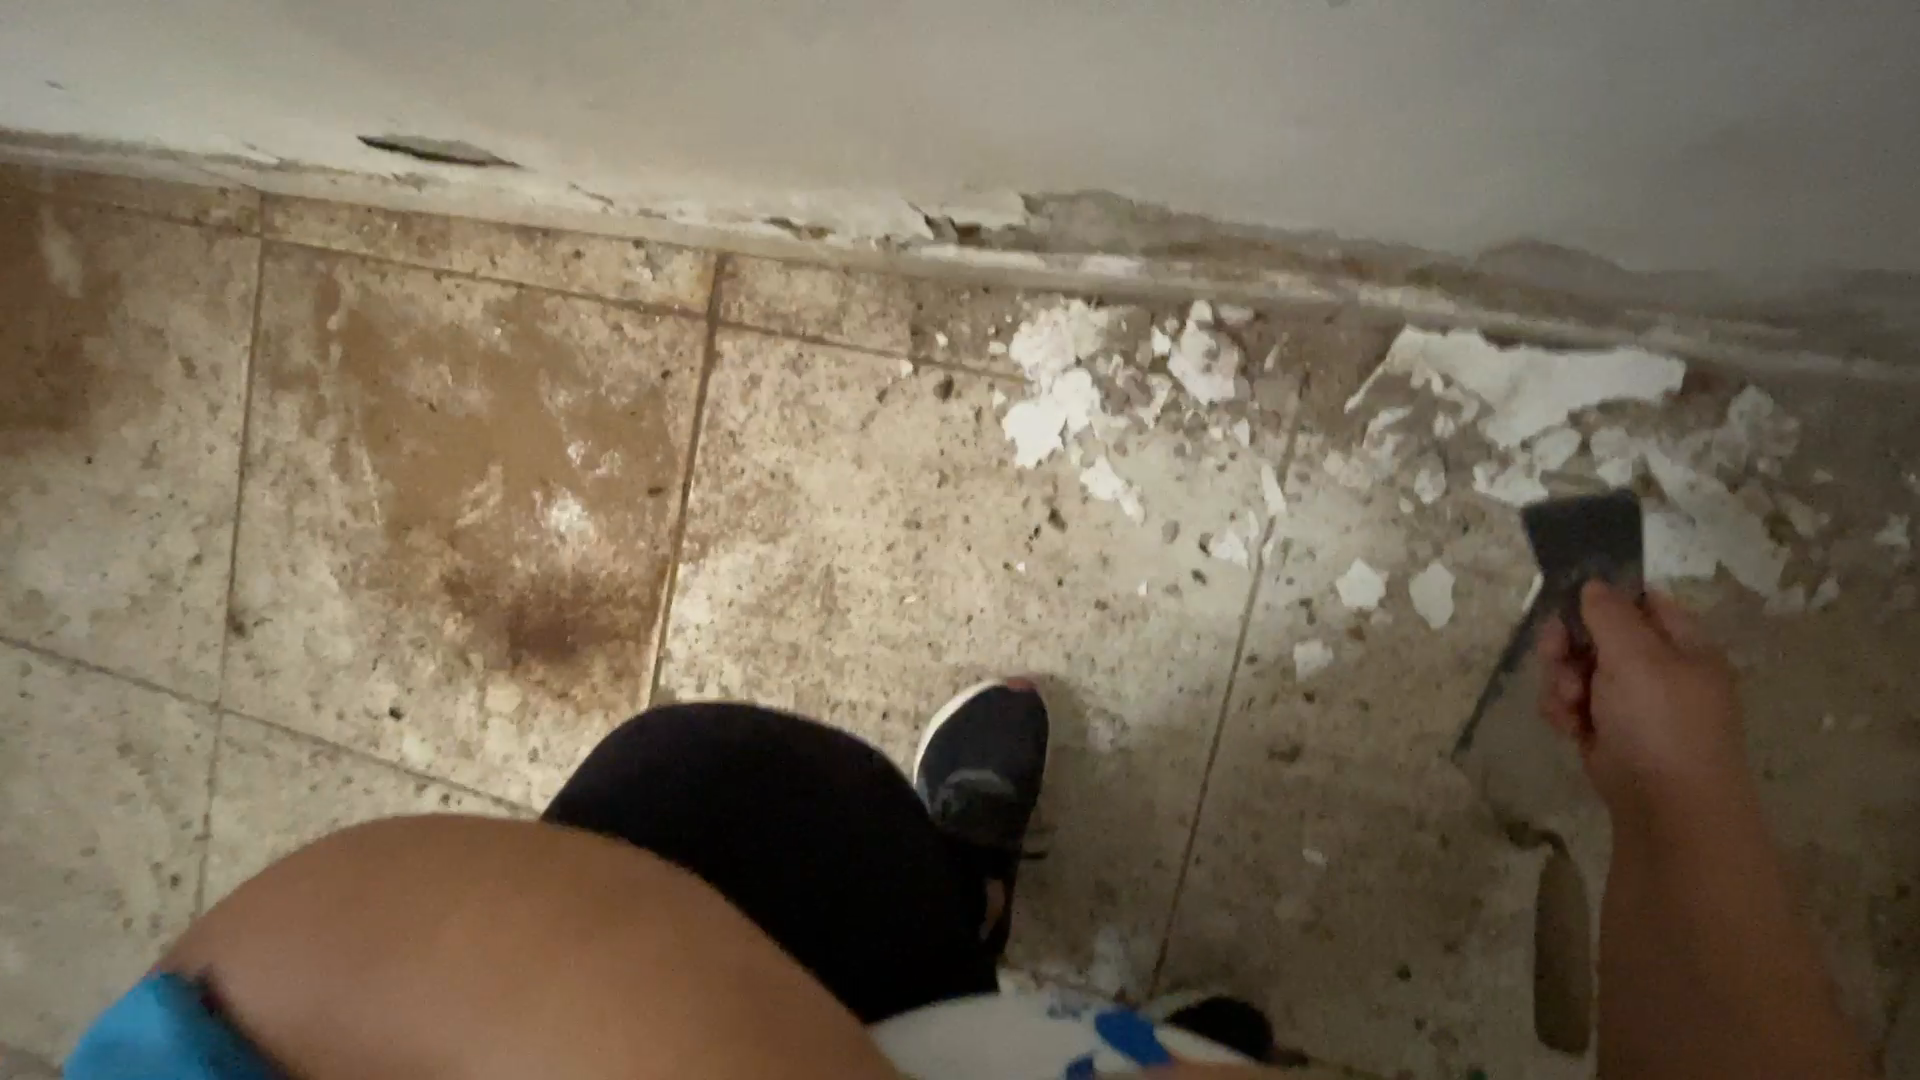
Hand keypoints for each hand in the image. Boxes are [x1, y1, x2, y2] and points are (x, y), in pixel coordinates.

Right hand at [1537, 581, 1749, 821]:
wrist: (1664, 800)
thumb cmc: (1661, 721)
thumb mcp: (1637, 658)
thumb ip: (1611, 615)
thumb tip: (1594, 583)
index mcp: (1681, 647)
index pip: (1643, 603)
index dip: (1605, 597)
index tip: (1567, 600)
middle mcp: (1656, 669)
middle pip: (1595, 635)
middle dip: (1567, 646)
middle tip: (1555, 655)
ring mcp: (1628, 699)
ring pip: (1574, 669)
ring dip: (1560, 682)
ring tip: (1568, 704)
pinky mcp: (1603, 725)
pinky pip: (1569, 701)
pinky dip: (1563, 710)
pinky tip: (1569, 726)